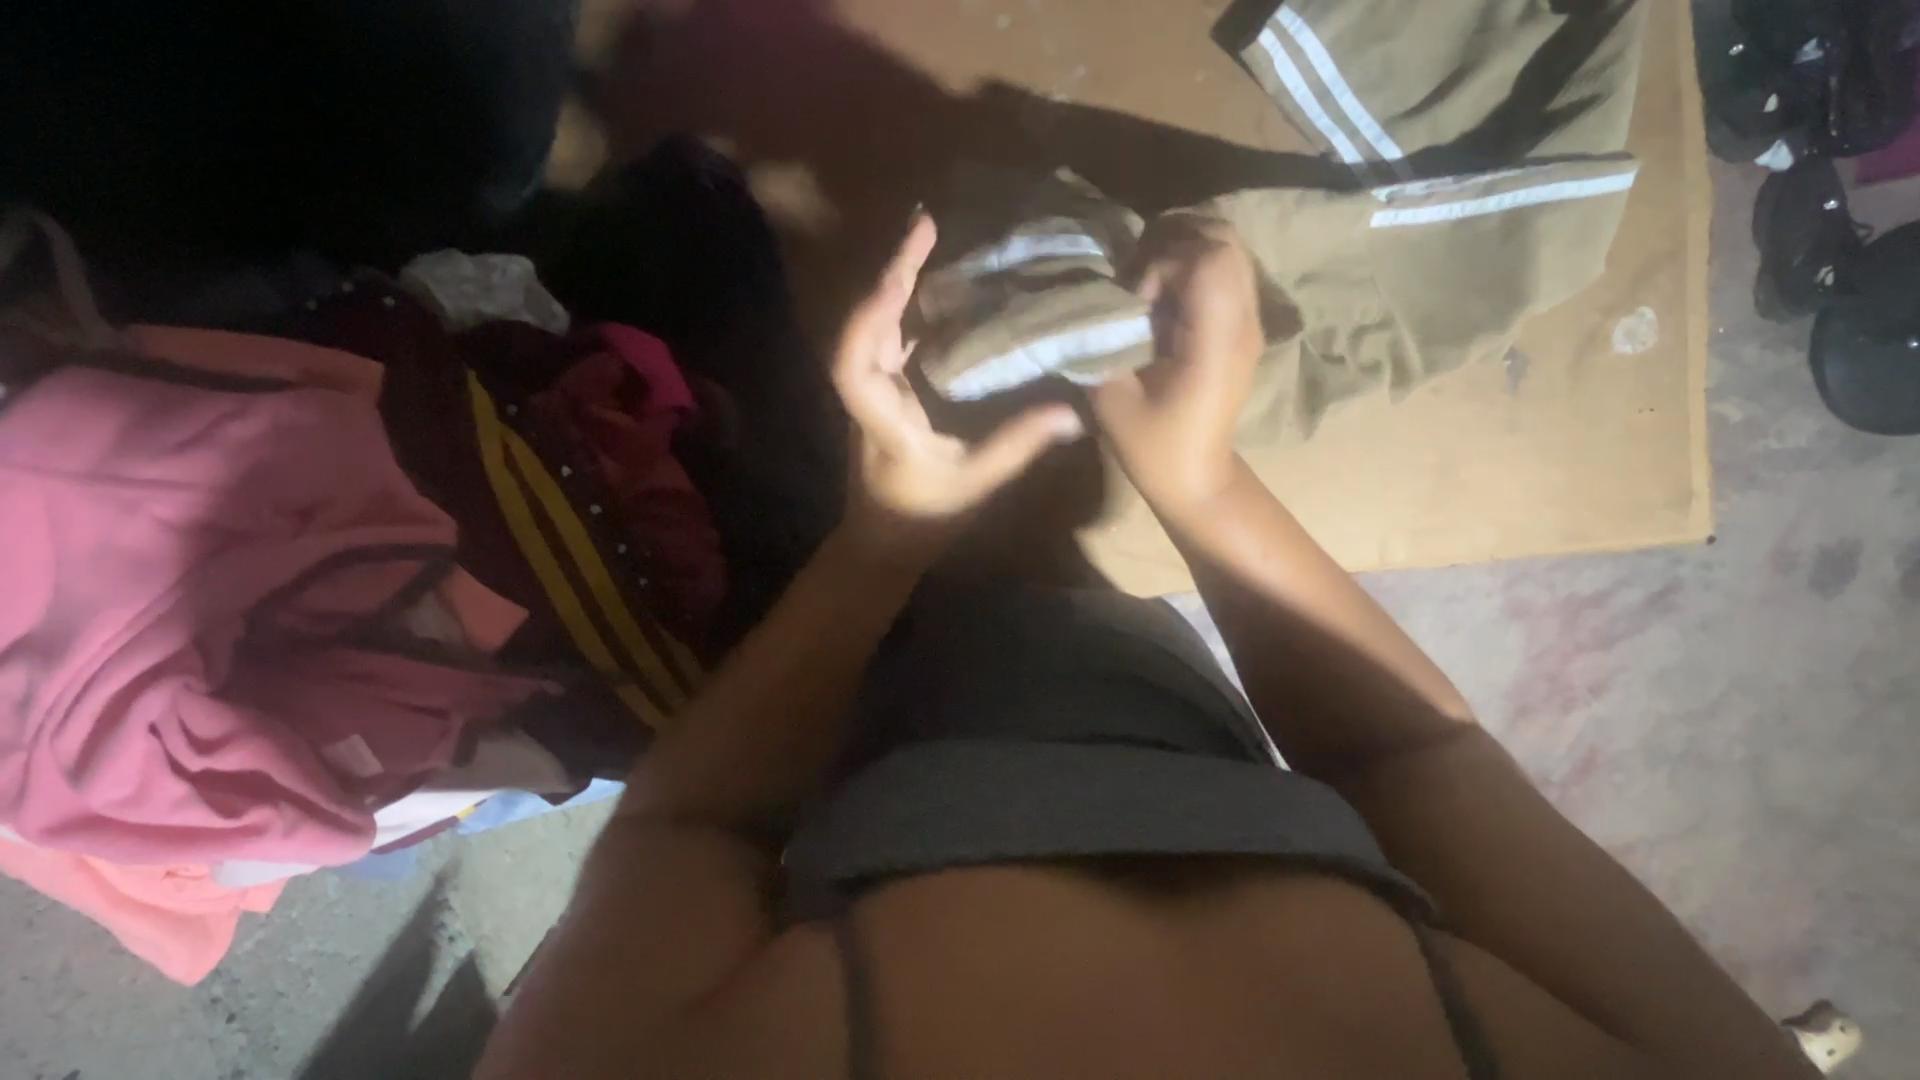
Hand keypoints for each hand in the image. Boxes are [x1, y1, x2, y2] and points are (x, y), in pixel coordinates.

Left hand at [833, 213, 1084, 559]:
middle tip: (926, 226)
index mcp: (882, 418)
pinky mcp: (885, 391)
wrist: (883, 540)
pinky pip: (889, 339)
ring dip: (896, 282)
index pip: (853, 364)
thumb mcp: (975, 484)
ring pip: (873, 328)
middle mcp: (869, 396)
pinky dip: (906, 306)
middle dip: (890, 274)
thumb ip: (1018, 446)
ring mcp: (874, 391)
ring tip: (928, 239)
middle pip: (862, 328)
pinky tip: (933, 285)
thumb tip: (1073, 412)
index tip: (898, 276)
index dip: (869, 317)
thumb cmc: (923, 518)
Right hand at [1090, 214, 1264, 509]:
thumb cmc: (1154, 448)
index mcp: (1218, 342)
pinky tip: (1163, 296)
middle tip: (1136, 272)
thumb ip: (1100, 344)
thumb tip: (1089, 301)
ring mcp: (1250, 321)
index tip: (1136, 299)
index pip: (1209, 259)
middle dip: (1173, 241)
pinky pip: (1225, 270)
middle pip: (1225, 240)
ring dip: (1183, 250)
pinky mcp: (1243, 324)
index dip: (1163, 262)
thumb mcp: (1111, 401)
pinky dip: (1192, 266)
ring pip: (1229, 247)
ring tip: (1147, 280)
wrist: (1198, 478)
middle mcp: (1245, 321)